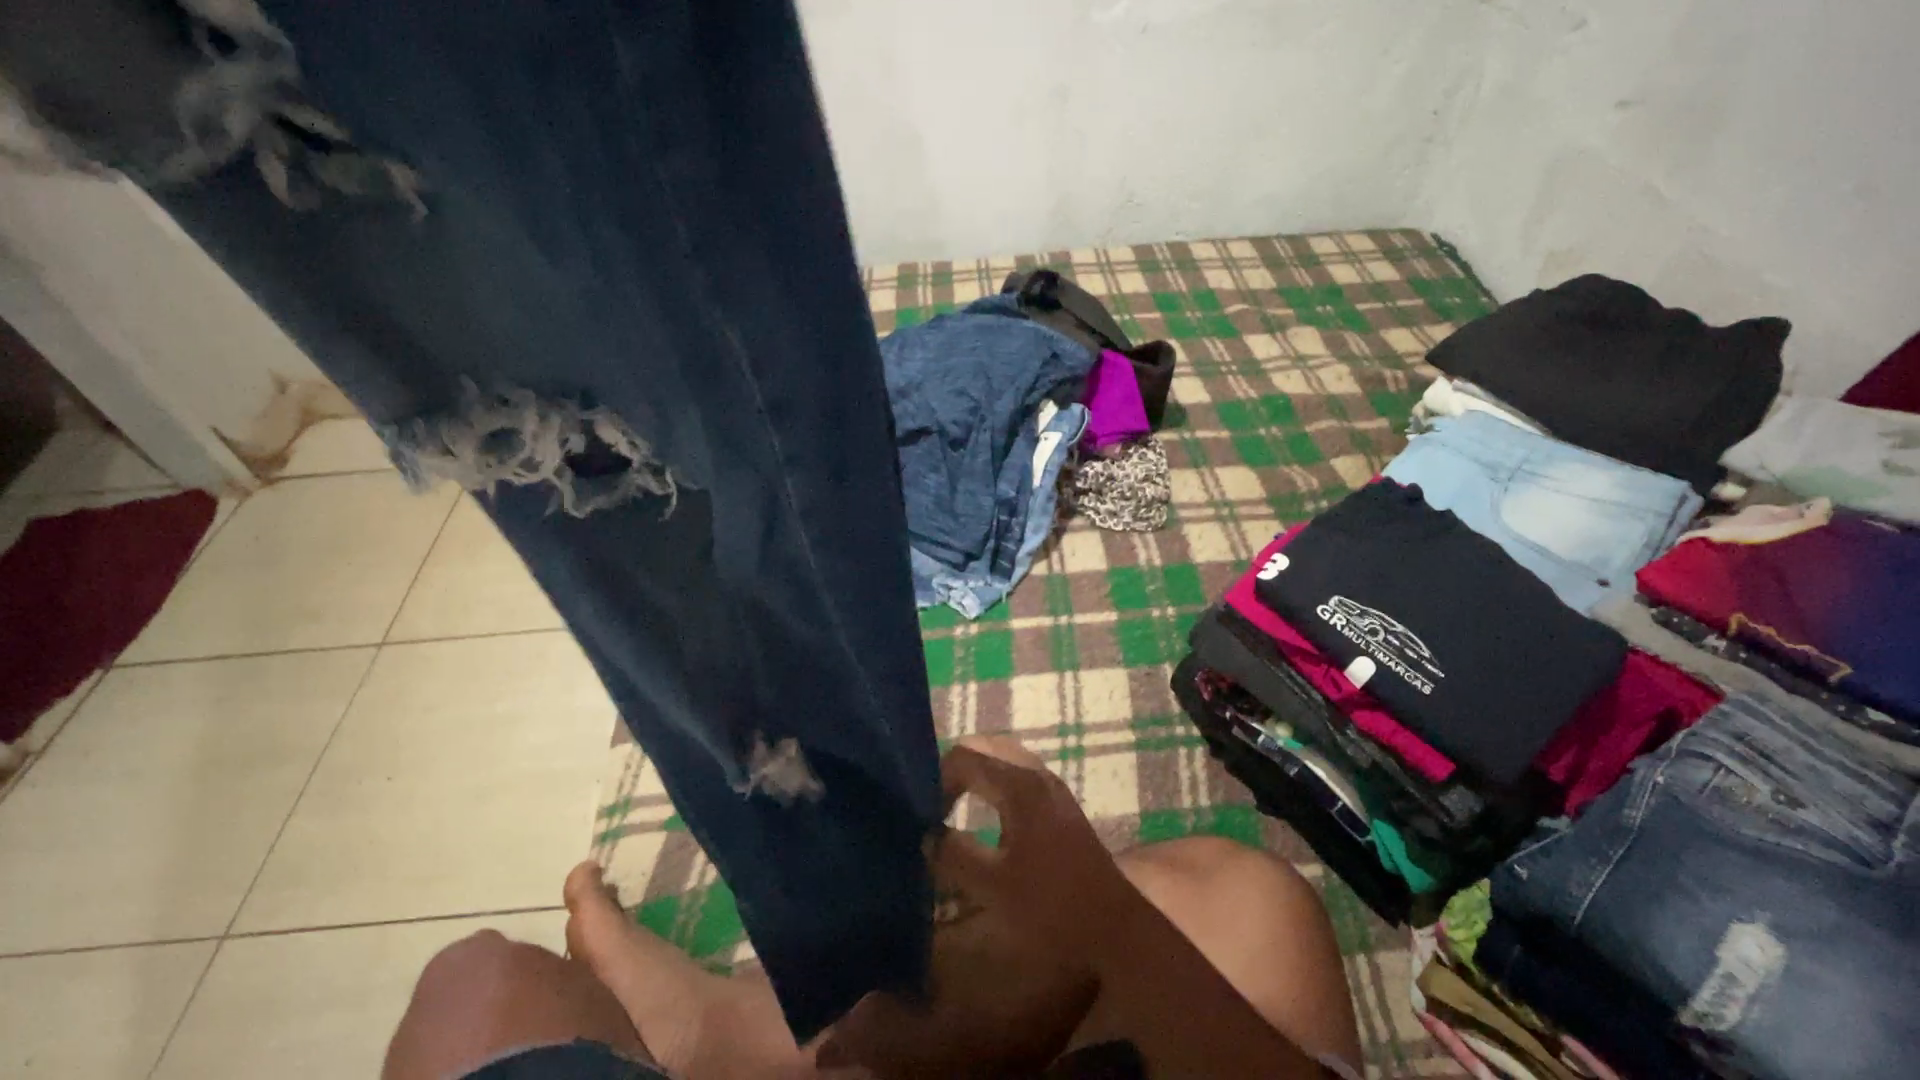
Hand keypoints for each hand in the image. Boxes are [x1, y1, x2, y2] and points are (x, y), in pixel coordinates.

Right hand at [817, 738, 1147, 1077]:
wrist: (1114, 927)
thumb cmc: (1051, 906)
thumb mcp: (991, 885)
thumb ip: (953, 855)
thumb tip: (926, 836)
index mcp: (1020, 786)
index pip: (964, 756)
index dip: (935, 779)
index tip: (922, 817)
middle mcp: (1037, 775)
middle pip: (986, 748)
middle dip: (953, 768)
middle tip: (933, 803)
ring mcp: (1052, 788)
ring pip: (1003, 760)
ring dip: (975, 775)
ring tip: (952, 808)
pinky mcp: (1060, 806)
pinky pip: (1017, 777)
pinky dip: (993, 785)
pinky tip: (984, 819)